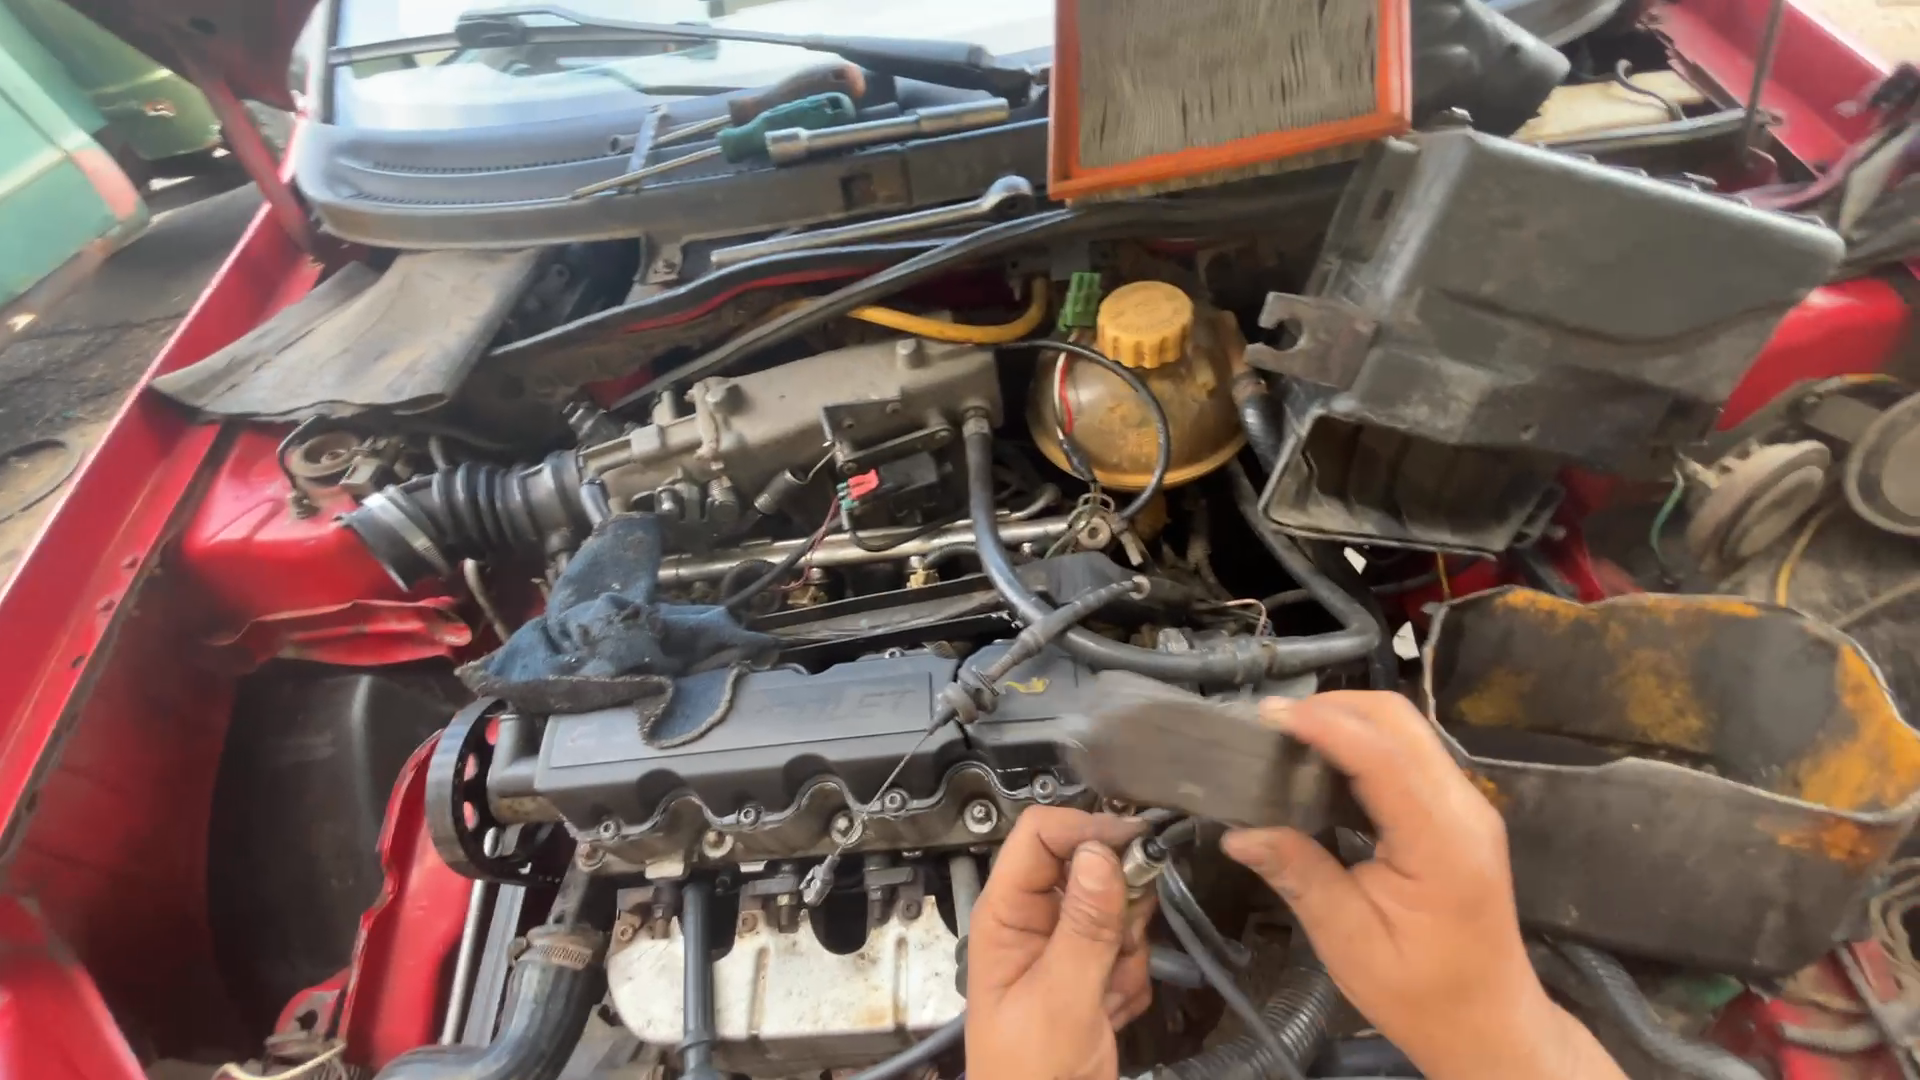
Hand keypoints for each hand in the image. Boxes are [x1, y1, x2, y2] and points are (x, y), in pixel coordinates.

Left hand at [966, 807, 1154, 1079]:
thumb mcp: (1058, 1004)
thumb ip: (1084, 928)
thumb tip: (1101, 852)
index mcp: (1006, 911)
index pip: (1040, 834)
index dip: (1086, 829)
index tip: (1136, 846)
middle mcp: (1033, 917)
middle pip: (1086, 864)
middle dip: (1116, 905)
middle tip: (1122, 944)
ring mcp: (1063, 943)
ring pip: (1115, 906)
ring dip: (1126, 949)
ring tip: (1108, 994)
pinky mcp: (1089, 969)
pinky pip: (1128, 945)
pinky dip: (1132, 978)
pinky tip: (1112, 1011)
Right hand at [1221, 692, 1626, 1079]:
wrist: (1492, 1026)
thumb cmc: (1422, 994)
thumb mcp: (1350, 945)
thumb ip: (1300, 877)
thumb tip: (1239, 833)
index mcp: (1442, 845)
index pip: (1384, 759)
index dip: (1324, 726)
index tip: (1268, 717)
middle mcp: (1462, 809)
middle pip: (1397, 720)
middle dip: (1330, 707)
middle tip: (1269, 725)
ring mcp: (1464, 803)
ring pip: (1402, 724)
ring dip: (1342, 716)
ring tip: (1286, 736)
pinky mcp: (1453, 805)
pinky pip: (1404, 746)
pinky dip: (1356, 736)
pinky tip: (1319, 758)